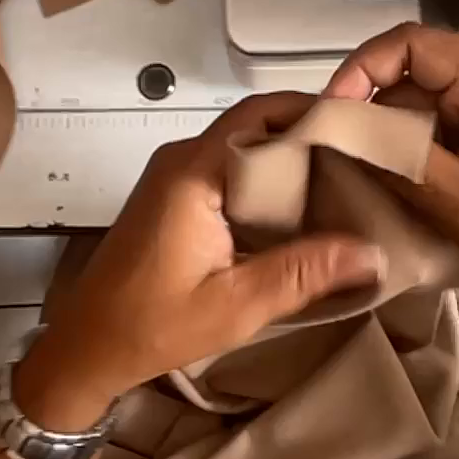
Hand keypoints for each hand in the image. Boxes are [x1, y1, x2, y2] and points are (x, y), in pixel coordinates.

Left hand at [16, 93, 385, 429]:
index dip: (310, 112)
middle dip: (307, 137)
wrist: (86, 346)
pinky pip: (228, 169)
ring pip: (242, 147)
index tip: (358, 130)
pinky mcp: (175, 193)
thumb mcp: (236, 305)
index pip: (258, 114)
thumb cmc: (152, 326)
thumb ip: (303, 272)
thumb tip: (372, 253)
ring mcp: (175, 174)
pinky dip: (265, 180)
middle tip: (361, 161)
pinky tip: (300, 209)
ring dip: (288, 160)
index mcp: (193, 172)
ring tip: (343, 183)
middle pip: (253, 125)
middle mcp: (182, 159)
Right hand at [324, 22, 458, 334]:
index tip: (329, 113)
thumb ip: (402, 164)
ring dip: (386, 136)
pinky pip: (430, 124)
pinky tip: (392, 180)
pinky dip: (405, 149)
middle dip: (368, 112)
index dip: (360, 69)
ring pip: (413, 102)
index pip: (411, 44)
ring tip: (359, 174)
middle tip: (334, 154)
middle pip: (407, 75)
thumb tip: (335, 134)